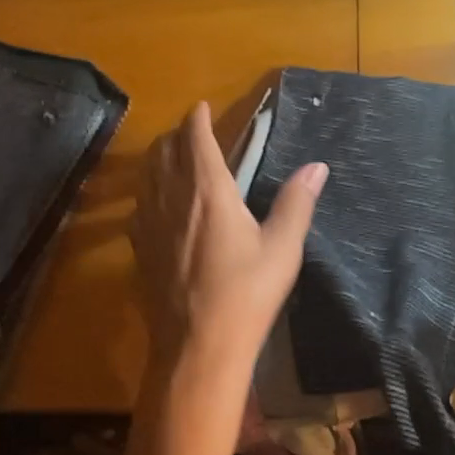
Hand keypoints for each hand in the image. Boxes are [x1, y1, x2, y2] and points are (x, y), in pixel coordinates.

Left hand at [131, 102, 327, 372]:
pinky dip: (149, 190)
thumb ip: (296, 203)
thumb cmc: (246, 294)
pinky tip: (160, 205)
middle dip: (177, 134)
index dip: (196, 118)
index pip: (194, 138)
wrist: (197, 347)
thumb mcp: (282, 249)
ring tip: (174, 159)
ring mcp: (149, 223)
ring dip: (159, 158)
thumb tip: (316, 166)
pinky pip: (139, 204)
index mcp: (208, 190)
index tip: (202, 107)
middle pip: (164, 150)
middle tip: (193, 132)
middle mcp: (172, 198)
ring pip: (146, 175)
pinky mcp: (138, 249)